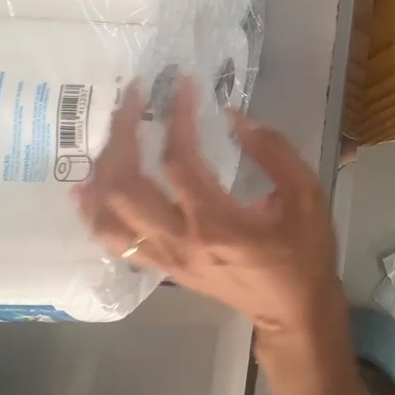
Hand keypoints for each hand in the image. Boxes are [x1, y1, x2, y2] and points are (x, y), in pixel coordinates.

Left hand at [72, 79, 345, 344]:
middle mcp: (179, 242)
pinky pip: (114, 241)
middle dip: (122, 136)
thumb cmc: (304, 249)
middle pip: (126, 187)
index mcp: (216, 223)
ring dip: (102, 170)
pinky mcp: (161, 268)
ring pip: (108, 217)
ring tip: (111, 133)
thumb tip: (236, 117)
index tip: (182, 85)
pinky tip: (88, 188)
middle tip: (132, 97)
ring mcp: (164, 259)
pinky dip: (94, 212)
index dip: (177, 118)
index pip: (179, 162)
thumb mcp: (307, 193)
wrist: (293, 309)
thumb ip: (274, 152)